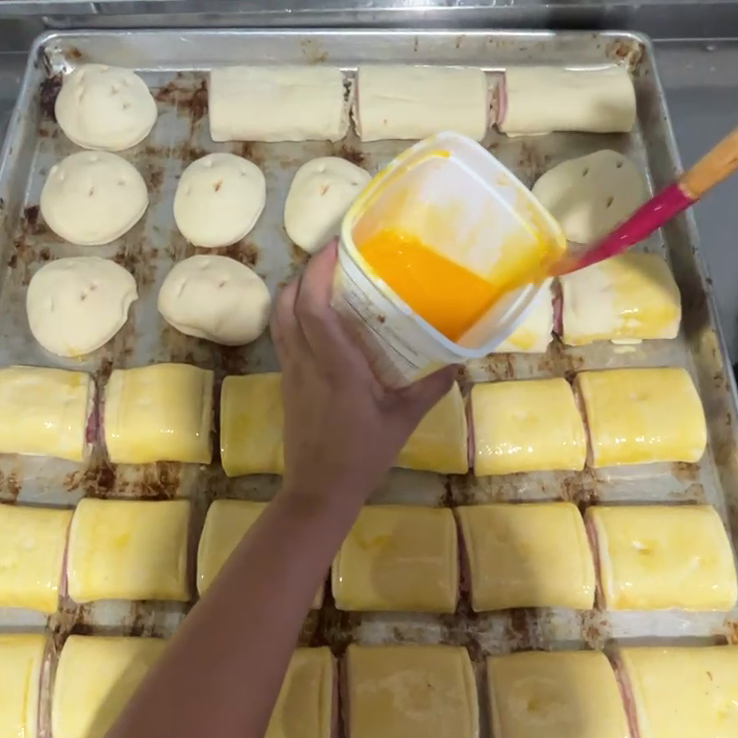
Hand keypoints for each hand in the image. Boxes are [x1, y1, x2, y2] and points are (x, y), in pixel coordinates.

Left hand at [272, 241, 454, 512]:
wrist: (319, 491)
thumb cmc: (363, 456)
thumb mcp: (404, 420)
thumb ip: (430, 386)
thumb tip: (458, 357)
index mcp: (336, 368)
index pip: (314, 307)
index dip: (319, 270)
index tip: (338, 246)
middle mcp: (306, 363)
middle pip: (287, 304)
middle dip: (304, 274)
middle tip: (333, 261)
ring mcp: (291, 373)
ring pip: (279, 320)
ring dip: (294, 293)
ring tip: (324, 284)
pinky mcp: (286, 384)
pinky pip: (284, 338)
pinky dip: (295, 318)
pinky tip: (319, 322)